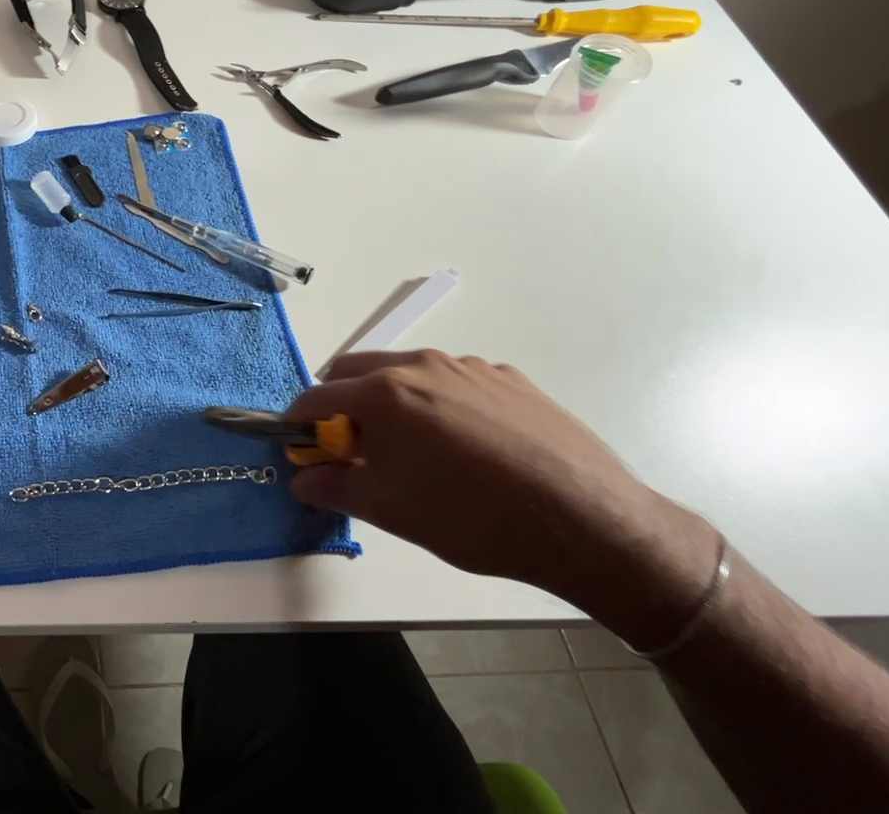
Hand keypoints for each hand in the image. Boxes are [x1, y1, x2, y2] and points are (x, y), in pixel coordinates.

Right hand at [285, 351, 716, 640]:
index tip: (302, 447)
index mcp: (383, 393)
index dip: (300, 423)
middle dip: (341, 403)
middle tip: (353, 447)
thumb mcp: (390, 510)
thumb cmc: (473, 518)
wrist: (588, 523)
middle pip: (356, 370)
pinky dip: (439, 403)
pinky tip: (467, 448)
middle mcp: (422, 365)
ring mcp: (470, 368)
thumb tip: (303, 480)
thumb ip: (334, 487)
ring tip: (415, 450)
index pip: (316, 396)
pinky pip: (455, 382)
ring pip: (407, 372)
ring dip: (391, 400)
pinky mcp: (511, 379)